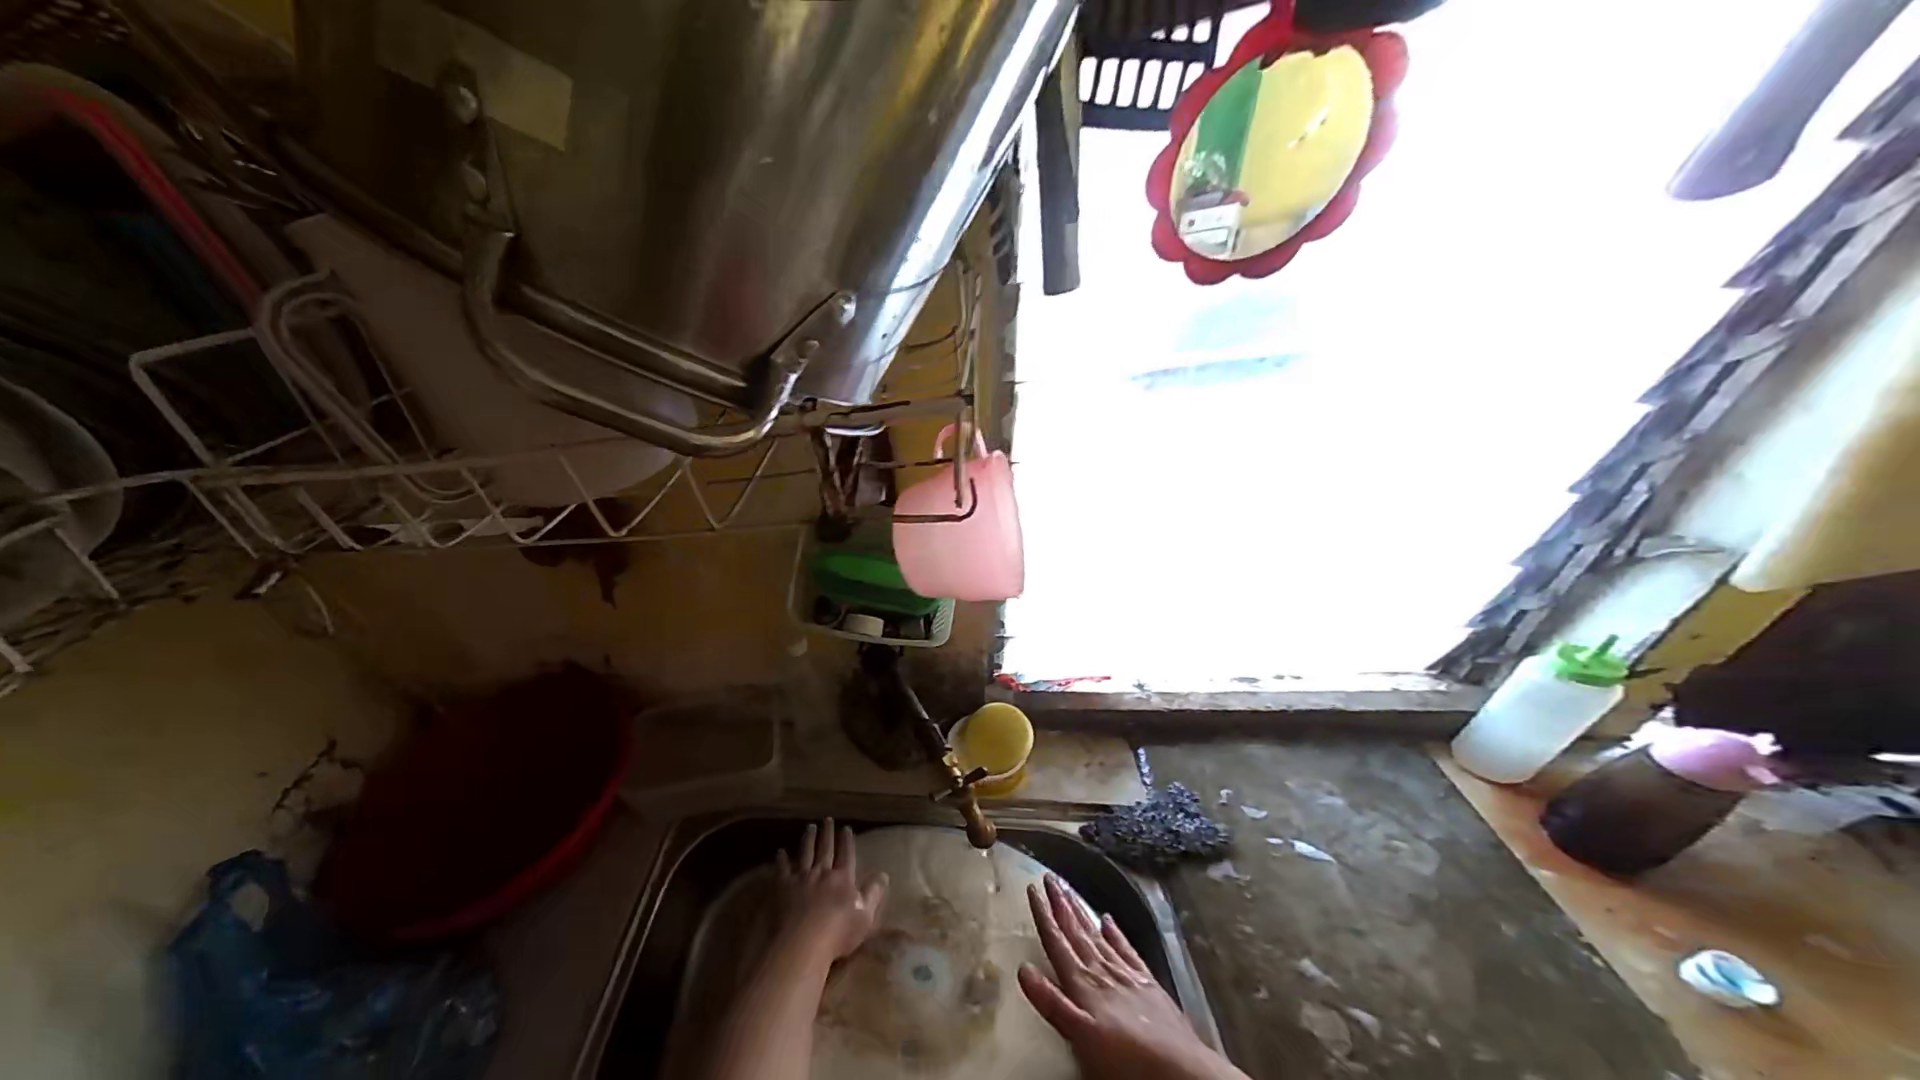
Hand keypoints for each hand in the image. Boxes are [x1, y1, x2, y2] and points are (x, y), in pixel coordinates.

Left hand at [772, 819, 888, 962]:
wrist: (802, 943)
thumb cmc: (838, 934)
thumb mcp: (865, 917)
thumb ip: (874, 894)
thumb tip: (884, 874)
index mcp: (843, 878)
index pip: (846, 854)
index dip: (847, 840)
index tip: (846, 828)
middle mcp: (822, 872)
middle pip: (826, 848)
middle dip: (827, 833)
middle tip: (827, 819)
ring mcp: (802, 877)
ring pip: (805, 852)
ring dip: (808, 839)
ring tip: (810, 827)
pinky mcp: (783, 886)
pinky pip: (782, 868)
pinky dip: (782, 858)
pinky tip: (781, 851)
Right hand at [1020, 874, 1248, 1079]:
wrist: (1179, 1068)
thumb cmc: (1125, 1059)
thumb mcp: (1081, 1037)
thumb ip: (1052, 1003)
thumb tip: (1023, 969)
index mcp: (1083, 984)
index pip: (1057, 942)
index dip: (1043, 915)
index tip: (1032, 888)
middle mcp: (1102, 971)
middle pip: (1076, 932)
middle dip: (1060, 904)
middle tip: (1049, 877)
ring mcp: (1126, 974)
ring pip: (1097, 935)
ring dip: (1081, 912)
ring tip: (1069, 890)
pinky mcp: (1147, 982)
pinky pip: (1126, 949)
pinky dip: (1115, 933)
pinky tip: (1109, 919)